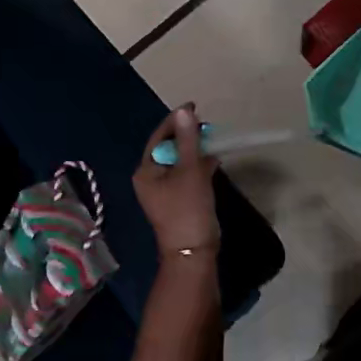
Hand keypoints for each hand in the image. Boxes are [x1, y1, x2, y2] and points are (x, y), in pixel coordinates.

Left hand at [133, 105, 220, 253]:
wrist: (193, 253)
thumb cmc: (187, 209)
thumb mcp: (190, 171)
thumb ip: (188, 140)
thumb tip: (185, 111)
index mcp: (146, 170)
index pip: (159, 136)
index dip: (176, 120)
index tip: (194, 107)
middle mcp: (151, 179)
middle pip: (169, 148)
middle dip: (187, 135)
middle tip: (206, 125)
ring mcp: (164, 191)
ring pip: (180, 162)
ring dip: (194, 150)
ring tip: (212, 139)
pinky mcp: (179, 200)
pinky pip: (187, 175)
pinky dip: (198, 166)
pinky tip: (213, 160)